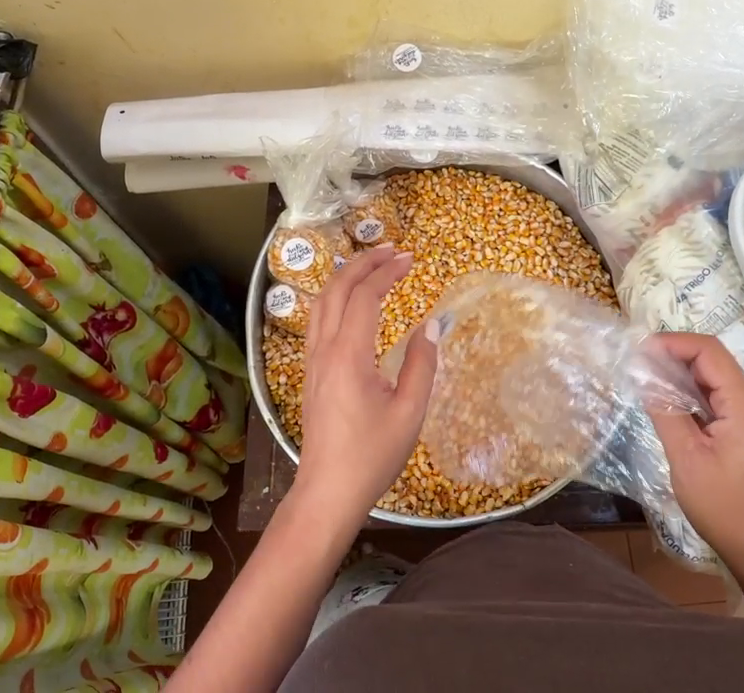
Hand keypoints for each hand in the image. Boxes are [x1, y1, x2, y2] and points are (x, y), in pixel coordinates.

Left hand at [294, 245, 439, 517]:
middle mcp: (325, 349)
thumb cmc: (372, 455)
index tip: (410, 259)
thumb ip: (422, 364)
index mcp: (349, 355)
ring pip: (321, 302)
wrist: (328, 491)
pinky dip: (335, 298)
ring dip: (345, 277)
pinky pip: (318, 320)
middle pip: (337, 289)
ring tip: (371, 266)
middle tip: (391, 251)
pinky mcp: (311, 372)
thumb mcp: (409, 412)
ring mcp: (313, 360)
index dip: (387, 272)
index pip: (365, 296)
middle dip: (364, 264)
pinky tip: (350, 303)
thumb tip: (432, 325)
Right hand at [645, 332, 743, 573]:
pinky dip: (691, 394)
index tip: (639, 351)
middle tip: (636, 365)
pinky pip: (717, 400)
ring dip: (680, 374)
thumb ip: (666, 412)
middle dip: (673, 355)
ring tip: (645, 381)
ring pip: (714, 380)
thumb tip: (644, 375)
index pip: (708, 351)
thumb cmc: (727, 509)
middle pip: (712, 360)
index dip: (673, 342)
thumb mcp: (687, 460)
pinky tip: (668, 404)